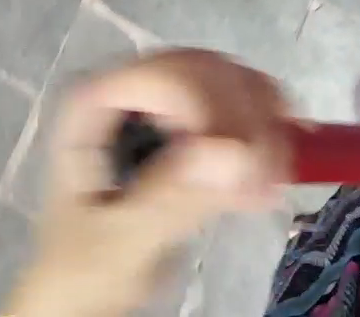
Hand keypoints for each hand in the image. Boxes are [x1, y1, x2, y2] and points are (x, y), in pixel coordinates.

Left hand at [15, 50, 291, 316]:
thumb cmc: (83, 267)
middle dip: (244, 117)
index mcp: (95, 102)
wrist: (85, 288)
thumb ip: (167, 197)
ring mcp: (165, 99)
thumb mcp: (118, 241)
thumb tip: (232, 152)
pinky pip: (242, 100)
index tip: (243, 162)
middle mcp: (132, 86)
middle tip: (267, 179)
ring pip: (229, 80)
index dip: (209, 108)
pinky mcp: (194, 118)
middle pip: (204, 71)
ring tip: (271, 182)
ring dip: (263, 122)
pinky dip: (267, 125)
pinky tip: (275, 167)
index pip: (163, 76)